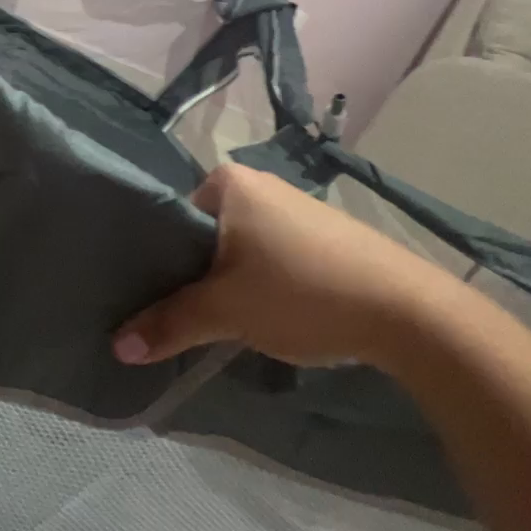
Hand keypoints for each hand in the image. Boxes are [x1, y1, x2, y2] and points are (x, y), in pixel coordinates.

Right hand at [112, 163, 467, 368]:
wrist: (414, 314)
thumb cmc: (303, 292)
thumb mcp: (224, 311)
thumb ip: (168, 325)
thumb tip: (117, 349)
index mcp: (228, 182)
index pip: (169, 215)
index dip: (154, 256)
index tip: (146, 292)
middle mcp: (261, 184)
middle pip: (203, 232)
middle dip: (190, 271)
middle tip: (175, 309)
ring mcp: (298, 209)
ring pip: (238, 247)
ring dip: (227, 280)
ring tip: (218, 318)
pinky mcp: (327, 238)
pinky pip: (272, 256)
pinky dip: (262, 282)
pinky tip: (267, 314)